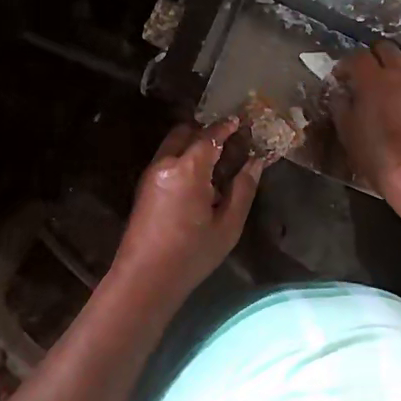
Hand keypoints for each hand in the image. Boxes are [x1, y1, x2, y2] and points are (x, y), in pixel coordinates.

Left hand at [115, 118, 263, 293]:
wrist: (144, 279)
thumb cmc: (191, 255)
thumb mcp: (228, 226)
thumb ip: (243, 188)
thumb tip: (256, 162)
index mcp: (187, 169)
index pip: (210, 135)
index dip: (227, 126)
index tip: (241, 121)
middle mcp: (165, 163)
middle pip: (186, 131)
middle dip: (207, 130)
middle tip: (229, 140)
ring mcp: (151, 174)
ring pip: (173, 143)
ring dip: (193, 142)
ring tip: (216, 158)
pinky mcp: (144, 186)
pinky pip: (166, 158)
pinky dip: (182, 155)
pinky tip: (199, 176)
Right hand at [329, 42, 400, 193]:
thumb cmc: (371, 148)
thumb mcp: (345, 126)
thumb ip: (340, 101)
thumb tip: (339, 90)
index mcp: (371, 78)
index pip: (357, 56)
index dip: (346, 64)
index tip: (340, 77)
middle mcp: (396, 74)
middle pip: (385, 48)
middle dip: (373, 56)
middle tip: (364, 73)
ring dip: (391, 68)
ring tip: (383, 86)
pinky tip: (399, 101)